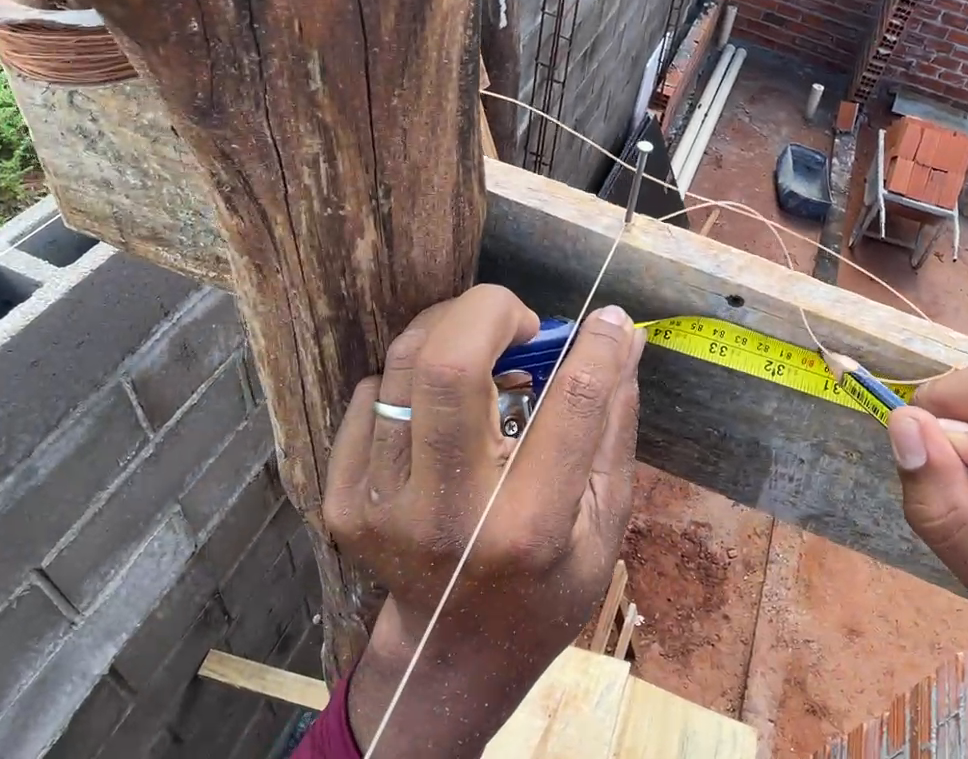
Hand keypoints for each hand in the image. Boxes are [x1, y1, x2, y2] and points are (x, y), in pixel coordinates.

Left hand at [323, 286, 643, 756]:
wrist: (452, 656)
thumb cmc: (548, 585)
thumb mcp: (606, 521)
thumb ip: (613, 423)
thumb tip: (622, 335)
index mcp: (530, 527)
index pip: (570, 404)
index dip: (596, 346)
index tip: (608, 320)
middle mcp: (449, 514)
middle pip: (449, 365)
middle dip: (490, 311)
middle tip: (519, 322)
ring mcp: (384, 508)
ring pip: (403, 366)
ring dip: (451, 332)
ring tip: (484, 348)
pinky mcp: (345, 502)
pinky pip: (370, 395)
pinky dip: (412, 376)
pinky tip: (441, 403)